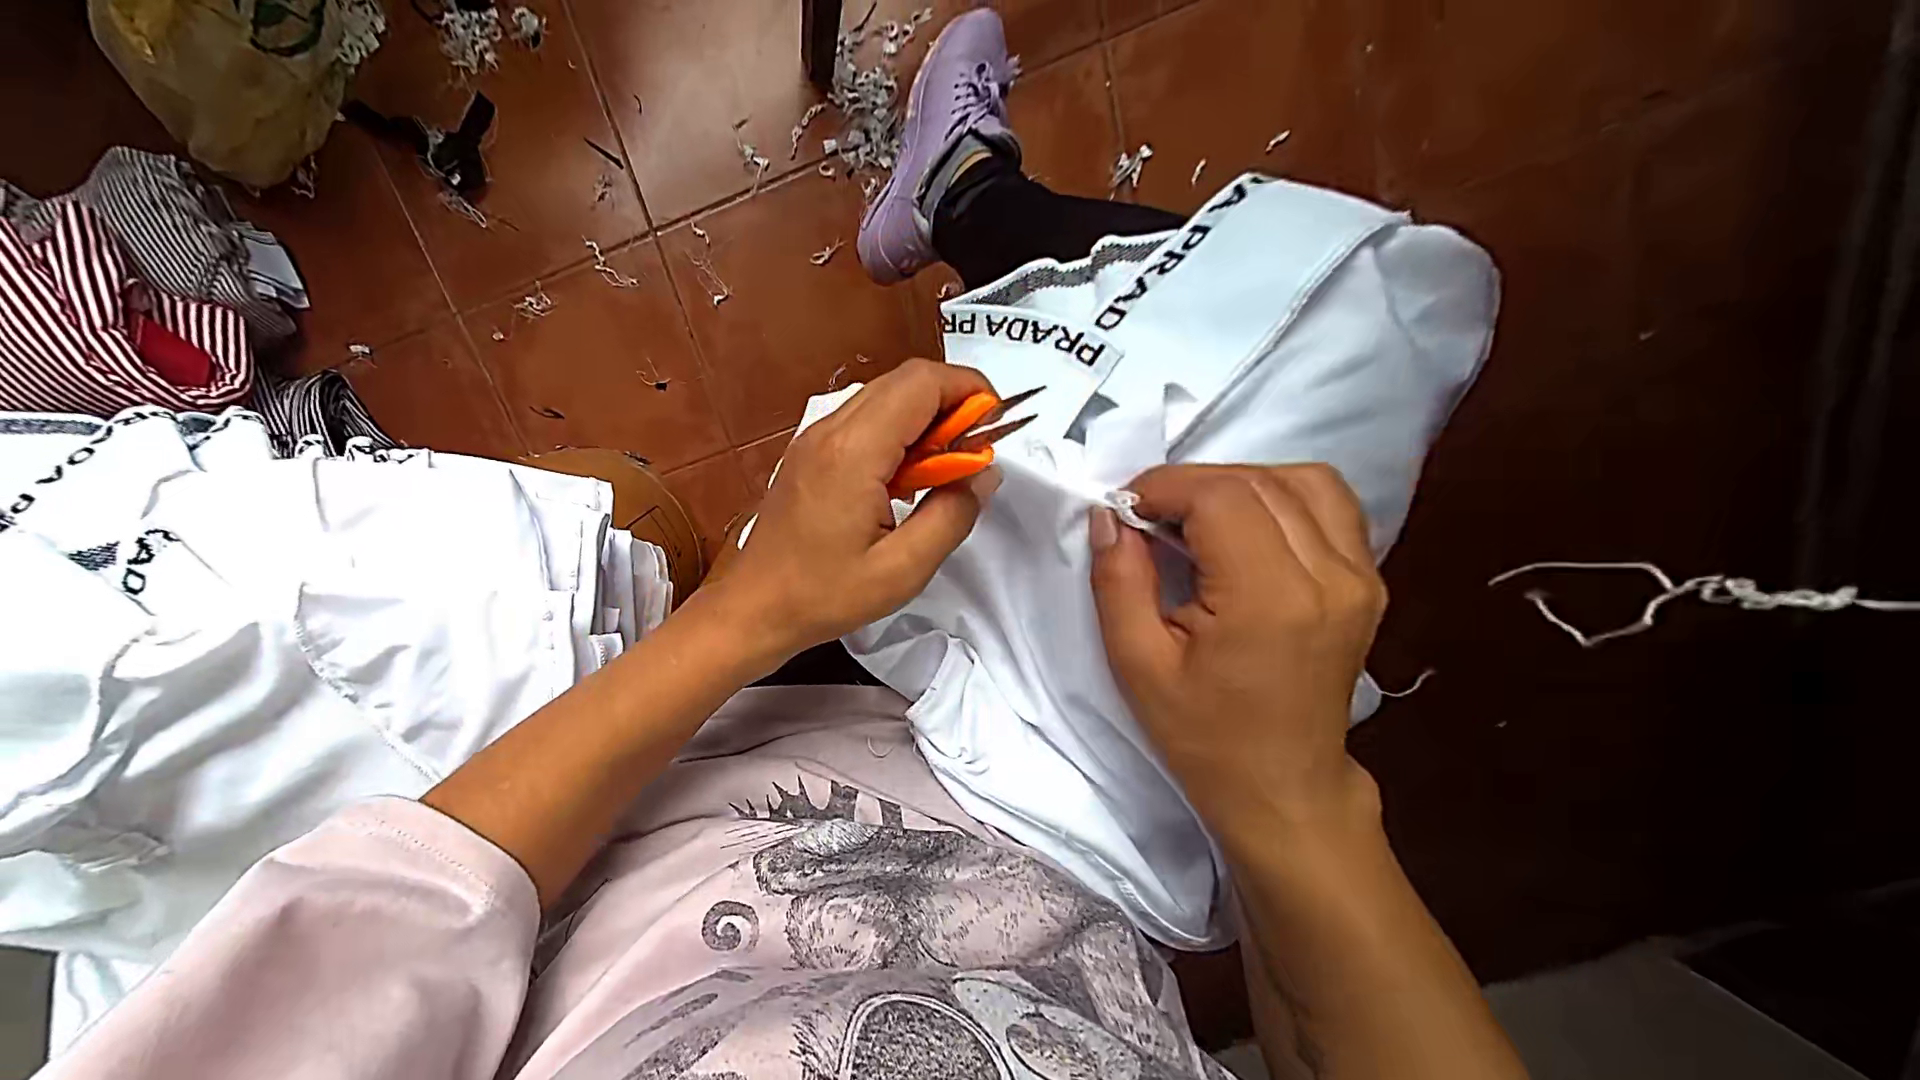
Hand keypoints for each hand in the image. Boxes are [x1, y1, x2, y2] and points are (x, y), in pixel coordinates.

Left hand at [707, 358, 999, 666]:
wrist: (754, 607)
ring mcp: (816, 436)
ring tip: (945, 467)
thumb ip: (952, 515)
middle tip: (975, 450)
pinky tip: (908, 477)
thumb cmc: (823, 595)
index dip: (970, 390)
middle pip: (906, 380)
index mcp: (854, 452)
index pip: (922, 383)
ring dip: (927, 418)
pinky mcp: (811, 450)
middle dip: (953, 402)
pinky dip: (900, 432)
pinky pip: (866, 418)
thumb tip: (985, 474)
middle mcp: (831, 430)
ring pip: (887, 395)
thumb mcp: (903, 569)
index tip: (996, 425)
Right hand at [1089, 464, 1385, 838]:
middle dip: (1191, 484)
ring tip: (1197, 518)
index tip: (1128, 511)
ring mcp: (1360, 576)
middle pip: (1256, 481)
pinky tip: (1245, 525)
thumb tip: (1111, 517)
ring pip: (1299, 479)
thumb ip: (1118, 580)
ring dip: (1237, 483)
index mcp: (1270, 600)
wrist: (1282, 786)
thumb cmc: (1202, 734)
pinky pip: (1329, 503)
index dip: (1164, 487)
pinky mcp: (1369, 580)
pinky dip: (1280, 494)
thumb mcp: (1136, 663)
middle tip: (1151, 517)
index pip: (1220, 496)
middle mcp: (1330, 576)